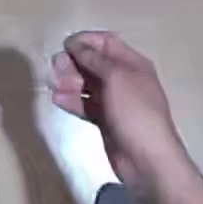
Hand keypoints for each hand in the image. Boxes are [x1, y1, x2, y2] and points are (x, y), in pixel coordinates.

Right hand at [50, 30, 195, 199]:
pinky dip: (72, 101)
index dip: (86, 41)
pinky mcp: (106, 121)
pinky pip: (86, 105)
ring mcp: (114, 101)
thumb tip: (75, 45)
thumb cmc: (135, 111)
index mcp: (132, 63)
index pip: (106, 42)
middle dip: (74, 62)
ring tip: (54, 85)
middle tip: (56, 68)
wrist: (149, 162)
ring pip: (87, 84)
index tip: (65, 45)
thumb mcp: (115, 77)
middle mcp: (123, 79)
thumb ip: (93, 58)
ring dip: (69, 81)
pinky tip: (57, 100)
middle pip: (94, 63)